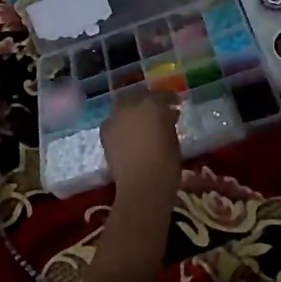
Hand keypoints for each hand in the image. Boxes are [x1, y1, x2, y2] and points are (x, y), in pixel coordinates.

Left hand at [101, 87, 180, 201]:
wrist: (142, 186)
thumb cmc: (166, 164)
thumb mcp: (174, 140)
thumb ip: (168, 122)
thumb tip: (168, 115)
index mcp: (152, 104)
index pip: (163, 95)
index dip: (170, 99)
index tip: (176, 105)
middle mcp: (130, 105)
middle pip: (139, 96)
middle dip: (148, 101)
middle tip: (156, 111)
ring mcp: (115, 117)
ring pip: (123, 106)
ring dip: (132, 110)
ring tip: (140, 121)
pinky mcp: (104, 131)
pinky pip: (114, 121)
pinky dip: (121, 123)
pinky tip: (127, 133)